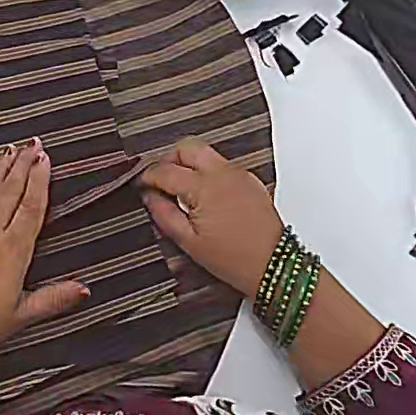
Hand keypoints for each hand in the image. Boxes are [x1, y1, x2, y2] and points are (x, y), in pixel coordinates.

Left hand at [0, 138, 89, 362]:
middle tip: (33, 144)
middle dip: (23, 165)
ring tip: (11, 150)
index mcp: (13, 251)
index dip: (40, 181)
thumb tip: (84, 290)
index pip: (31, 207)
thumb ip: (53, 299)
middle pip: (11, 191)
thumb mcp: (21, 315)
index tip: (46, 160)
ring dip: (1, 169)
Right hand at [138, 140, 284, 298]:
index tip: (142, 184)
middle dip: (169, 159)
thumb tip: (149, 197)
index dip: (148, 176)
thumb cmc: (234, 259)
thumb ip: (164, 214)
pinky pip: (222, 166)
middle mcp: (223, 173)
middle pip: (187, 147)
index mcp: (204, 187)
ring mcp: (239, 174)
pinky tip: (204, 197)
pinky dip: (208, 173)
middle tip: (161, 180)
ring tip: (181, 191)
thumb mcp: (189, 242)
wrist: (273, 267)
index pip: (166, 170)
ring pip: (206, 154)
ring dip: (190, 164)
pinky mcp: (250, 181)